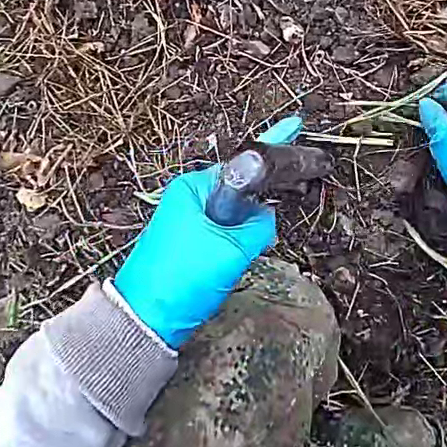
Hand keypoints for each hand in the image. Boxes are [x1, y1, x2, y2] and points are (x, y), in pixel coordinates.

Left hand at [112, 117, 301, 346]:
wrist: (144, 320)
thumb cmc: (185, 276)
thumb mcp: (233, 249)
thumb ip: (259, 225)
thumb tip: (266, 215)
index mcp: (194, 187)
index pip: (242, 161)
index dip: (272, 145)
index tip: (296, 126)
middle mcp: (189, 196)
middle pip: (239, 182)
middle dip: (267, 184)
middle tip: (302, 176)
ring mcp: (187, 218)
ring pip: (233, 207)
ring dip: (254, 212)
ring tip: (282, 211)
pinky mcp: (189, 240)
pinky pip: (224, 224)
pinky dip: (243, 227)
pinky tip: (260, 234)